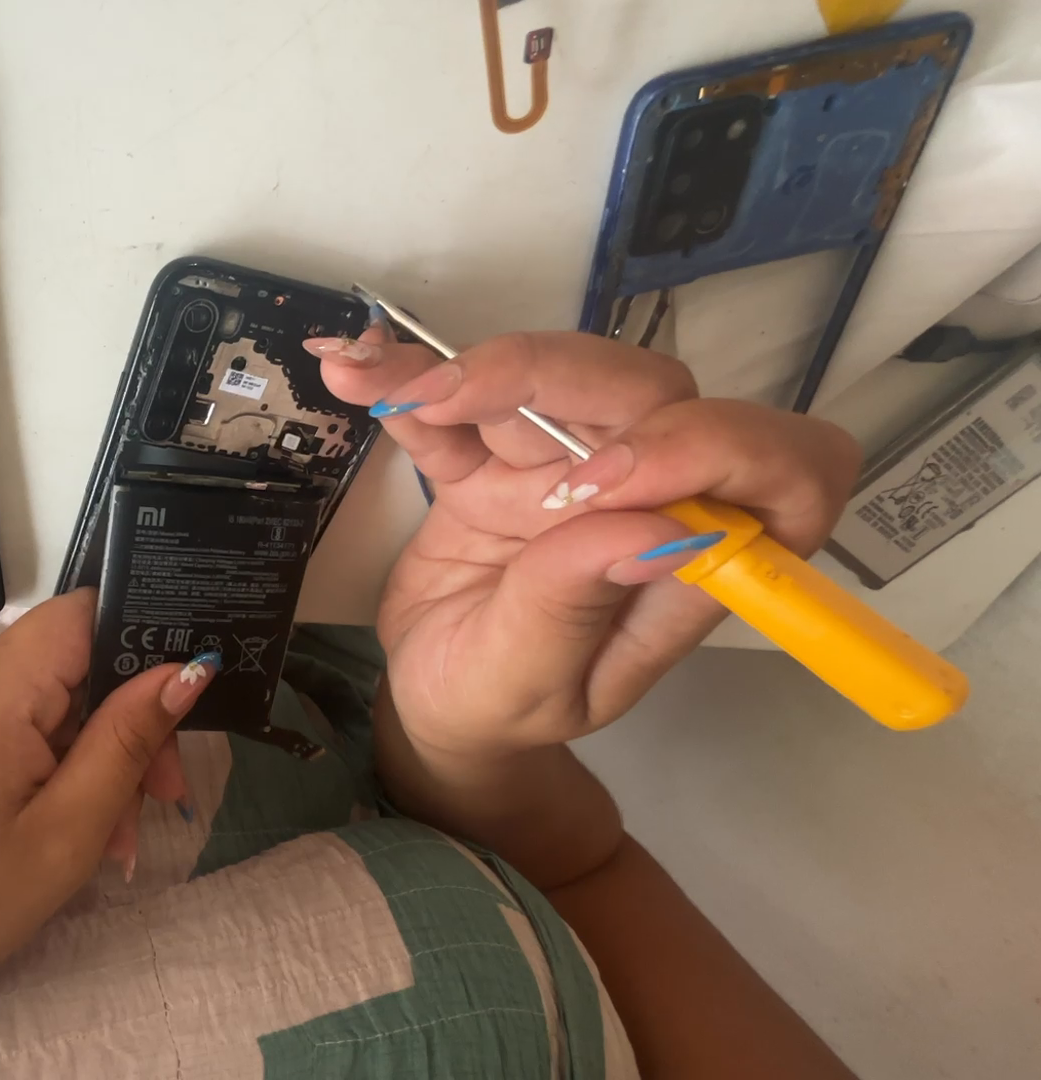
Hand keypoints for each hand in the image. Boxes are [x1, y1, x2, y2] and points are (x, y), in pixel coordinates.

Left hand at [0, 589, 215, 1033]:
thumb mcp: (69, 829)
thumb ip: (129, 738)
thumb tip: (191, 669)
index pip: (85, 612)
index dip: (142, 643)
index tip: (182, 707)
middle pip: (79, 659)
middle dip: (129, 720)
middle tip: (163, 798)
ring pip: (60, 694)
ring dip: (102, 751)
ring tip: (118, 834)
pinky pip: (28, 717)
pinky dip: (64, 758)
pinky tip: (82, 822)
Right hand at [309, 328, 859, 756]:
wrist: (430, 696)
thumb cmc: (492, 708)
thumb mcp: (530, 683)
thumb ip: (573, 611)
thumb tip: (648, 526)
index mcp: (692, 563)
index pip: (770, 468)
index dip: (703, 446)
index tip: (588, 483)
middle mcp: (641, 501)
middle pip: (641, 394)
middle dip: (547, 376)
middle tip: (447, 397)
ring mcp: (558, 475)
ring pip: (540, 383)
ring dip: (455, 366)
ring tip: (366, 369)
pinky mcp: (487, 467)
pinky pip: (455, 415)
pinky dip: (405, 385)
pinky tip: (353, 372)